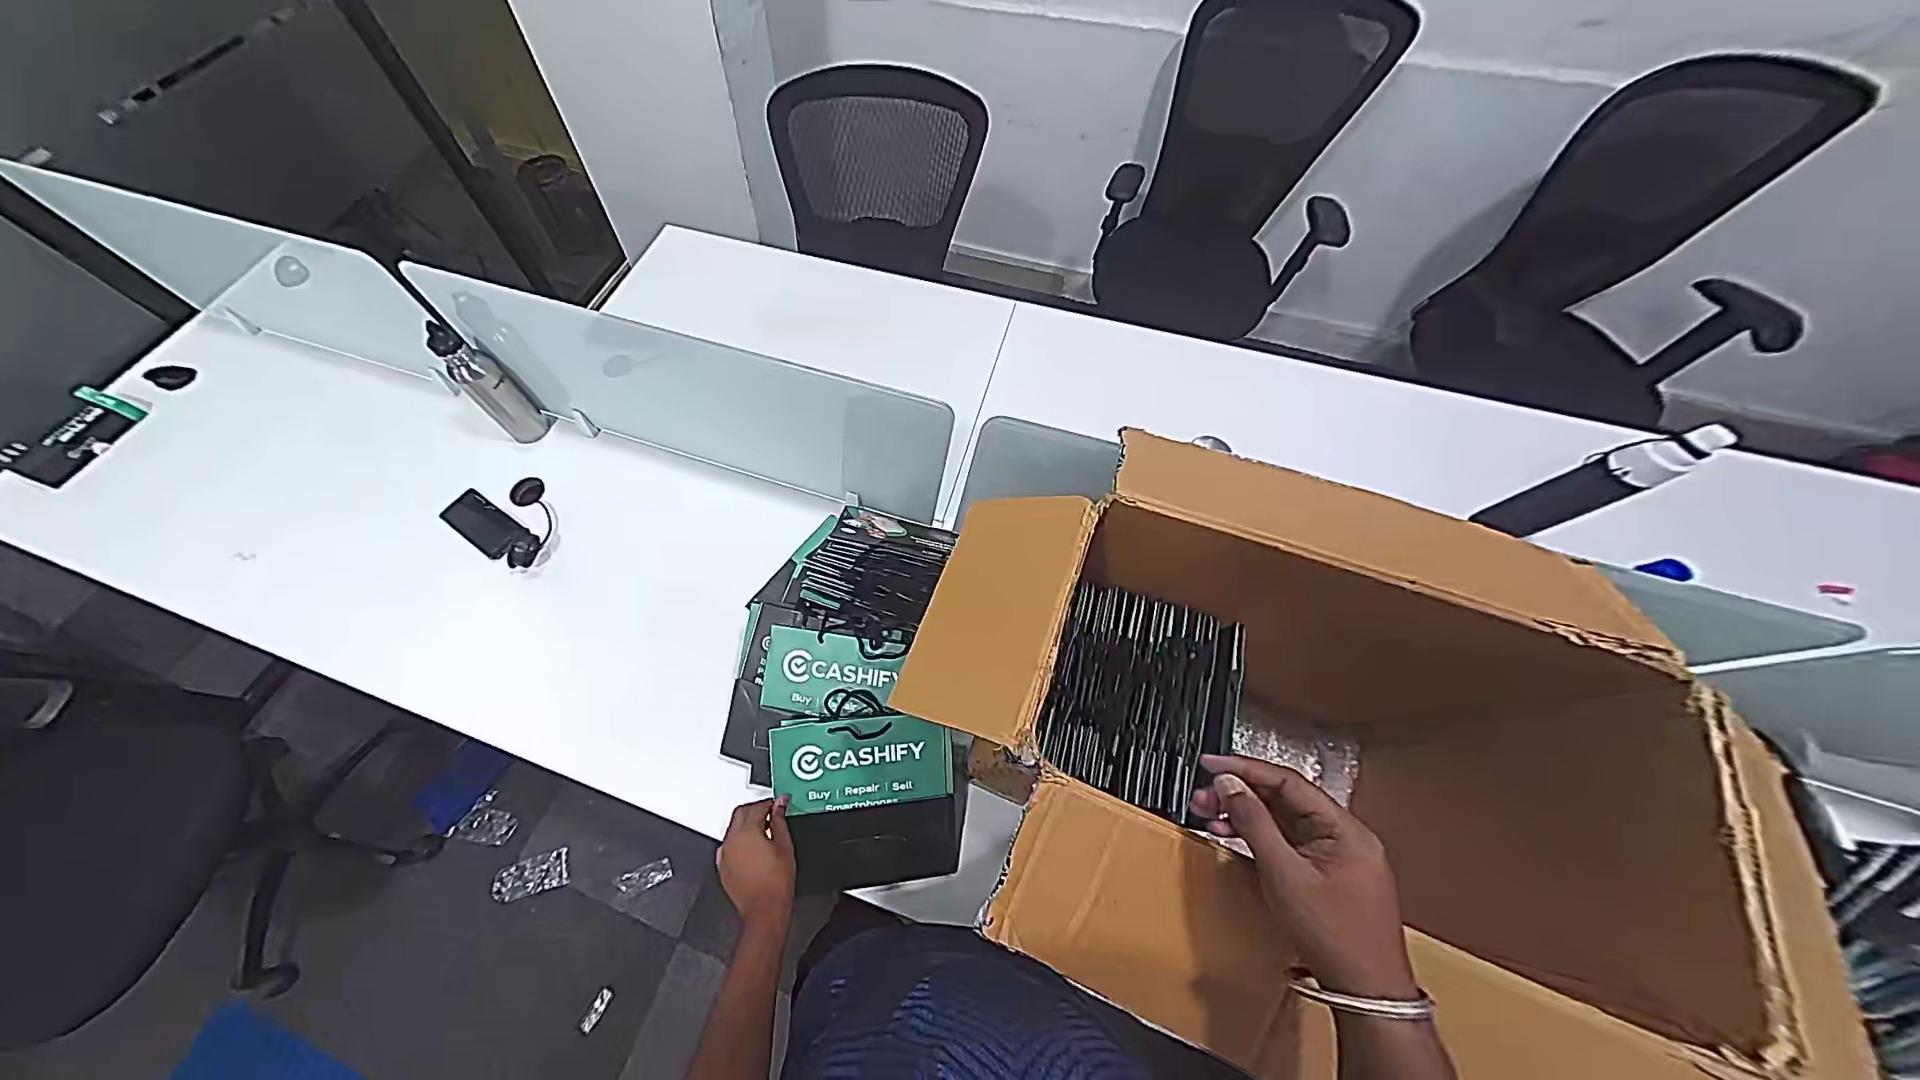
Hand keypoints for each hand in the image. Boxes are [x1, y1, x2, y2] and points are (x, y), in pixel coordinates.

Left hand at [718, 796, 794, 931]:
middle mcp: (731, 841)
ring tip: (765, 830)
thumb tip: (779, 805)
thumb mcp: (785, 845)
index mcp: (747, 833)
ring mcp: (725, 855)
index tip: (779, 804)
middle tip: (772, 813)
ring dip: (747, 823)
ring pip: (733, 828)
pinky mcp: (723, 867)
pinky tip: (753, 846)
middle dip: (756, 809)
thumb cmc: (776, 883)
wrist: (765, 910)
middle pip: (740, 813)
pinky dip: (739, 839)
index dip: (770, 803)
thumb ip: (780, 820)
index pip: (756, 807)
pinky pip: (729, 844)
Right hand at [1191, 755, 1416, 998]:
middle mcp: (1342, 835)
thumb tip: (1230, 784)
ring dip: (1243, 814)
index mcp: (1344, 829)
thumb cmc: (1336, 937)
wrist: (1366, 994)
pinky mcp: (1323, 871)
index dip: (1245, 768)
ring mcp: (1333, 854)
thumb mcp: (1283, 873)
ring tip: (1209, 814)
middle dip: (1239, 793)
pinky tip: (1231, 835)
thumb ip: (1253, 822)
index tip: (1212, 763)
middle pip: (1282, 798)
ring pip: (1280, 819)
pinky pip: (1284, 840)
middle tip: (1204, 795)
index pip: (1288, 781)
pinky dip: (1256, 835)